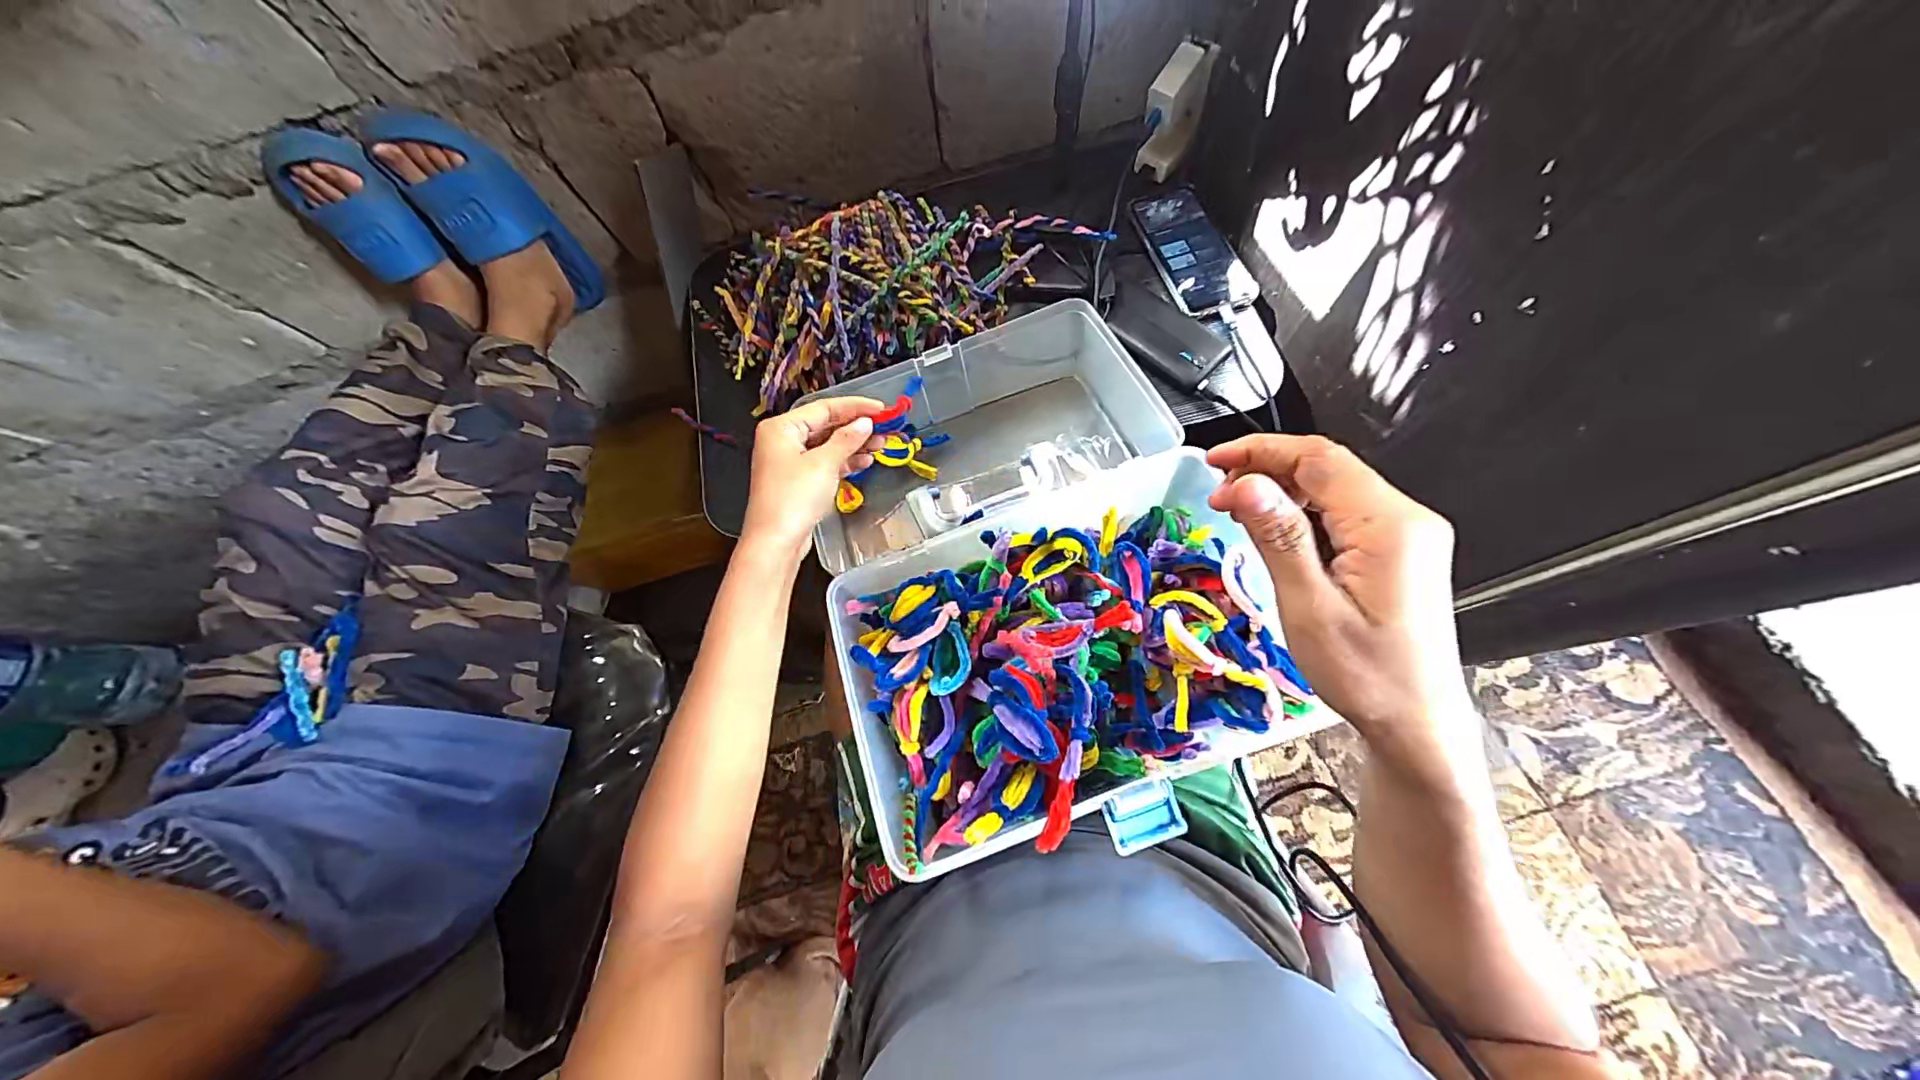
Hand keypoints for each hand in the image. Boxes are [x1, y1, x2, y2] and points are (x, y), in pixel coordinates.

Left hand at [741, 396, 885, 554]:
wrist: (776, 541)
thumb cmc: (792, 499)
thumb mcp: (824, 464)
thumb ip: (847, 440)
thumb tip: (865, 423)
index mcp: (781, 428)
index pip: (824, 408)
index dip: (855, 407)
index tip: (881, 408)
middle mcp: (782, 440)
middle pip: (826, 425)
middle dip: (856, 427)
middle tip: (885, 427)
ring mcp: (790, 462)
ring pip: (828, 445)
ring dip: (854, 444)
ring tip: (881, 444)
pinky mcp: (798, 481)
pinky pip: (825, 462)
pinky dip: (845, 461)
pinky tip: (865, 460)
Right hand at [1206, 435, 1472, 748]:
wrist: (1416, 721)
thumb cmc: (1367, 675)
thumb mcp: (1309, 606)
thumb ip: (1279, 537)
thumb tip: (1246, 485)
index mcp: (1389, 527)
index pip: (1318, 459)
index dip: (1260, 451)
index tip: (1215, 461)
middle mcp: (1407, 520)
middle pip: (1327, 466)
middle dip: (1266, 468)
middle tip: (1219, 493)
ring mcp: (1406, 534)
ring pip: (1334, 486)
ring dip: (1281, 488)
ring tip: (1238, 510)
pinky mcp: (1398, 550)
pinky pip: (1344, 511)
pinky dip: (1302, 511)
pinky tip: (1274, 528)